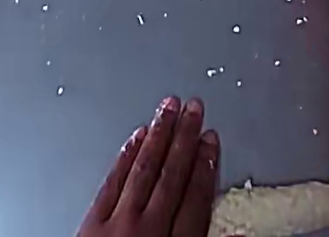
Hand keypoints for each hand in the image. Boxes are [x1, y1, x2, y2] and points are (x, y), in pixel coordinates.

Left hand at [78, 97, 218, 236]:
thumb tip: (240, 233)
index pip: (197, 199)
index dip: (206, 165)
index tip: (212, 138)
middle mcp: (148, 232)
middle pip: (172, 175)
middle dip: (185, 137)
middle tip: (195, 106)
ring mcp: (116, 227)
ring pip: (144, 169)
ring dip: (159, 133)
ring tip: (169, 105)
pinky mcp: (89, 227)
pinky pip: (111, 182)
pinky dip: (126, 156)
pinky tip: (136, 135)